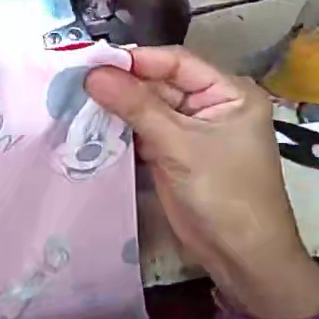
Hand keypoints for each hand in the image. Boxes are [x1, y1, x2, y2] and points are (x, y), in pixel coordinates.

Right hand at [84, 47, 318, 318]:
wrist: (241, 258)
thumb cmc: (224, 194)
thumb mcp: (180, 145)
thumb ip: (136, 106)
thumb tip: (93, 74)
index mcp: (229, 92)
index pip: (176, 63)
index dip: (136, 60)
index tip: (94, 61)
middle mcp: (210, 104)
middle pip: (159, 83)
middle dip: (122, 83)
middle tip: (76, 80)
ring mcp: (190, 130)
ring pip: (147, 107)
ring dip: (117, 105)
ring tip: (77, 97)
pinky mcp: (173, 153)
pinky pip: (142, 130)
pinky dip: (120, 128)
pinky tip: (91, 122)